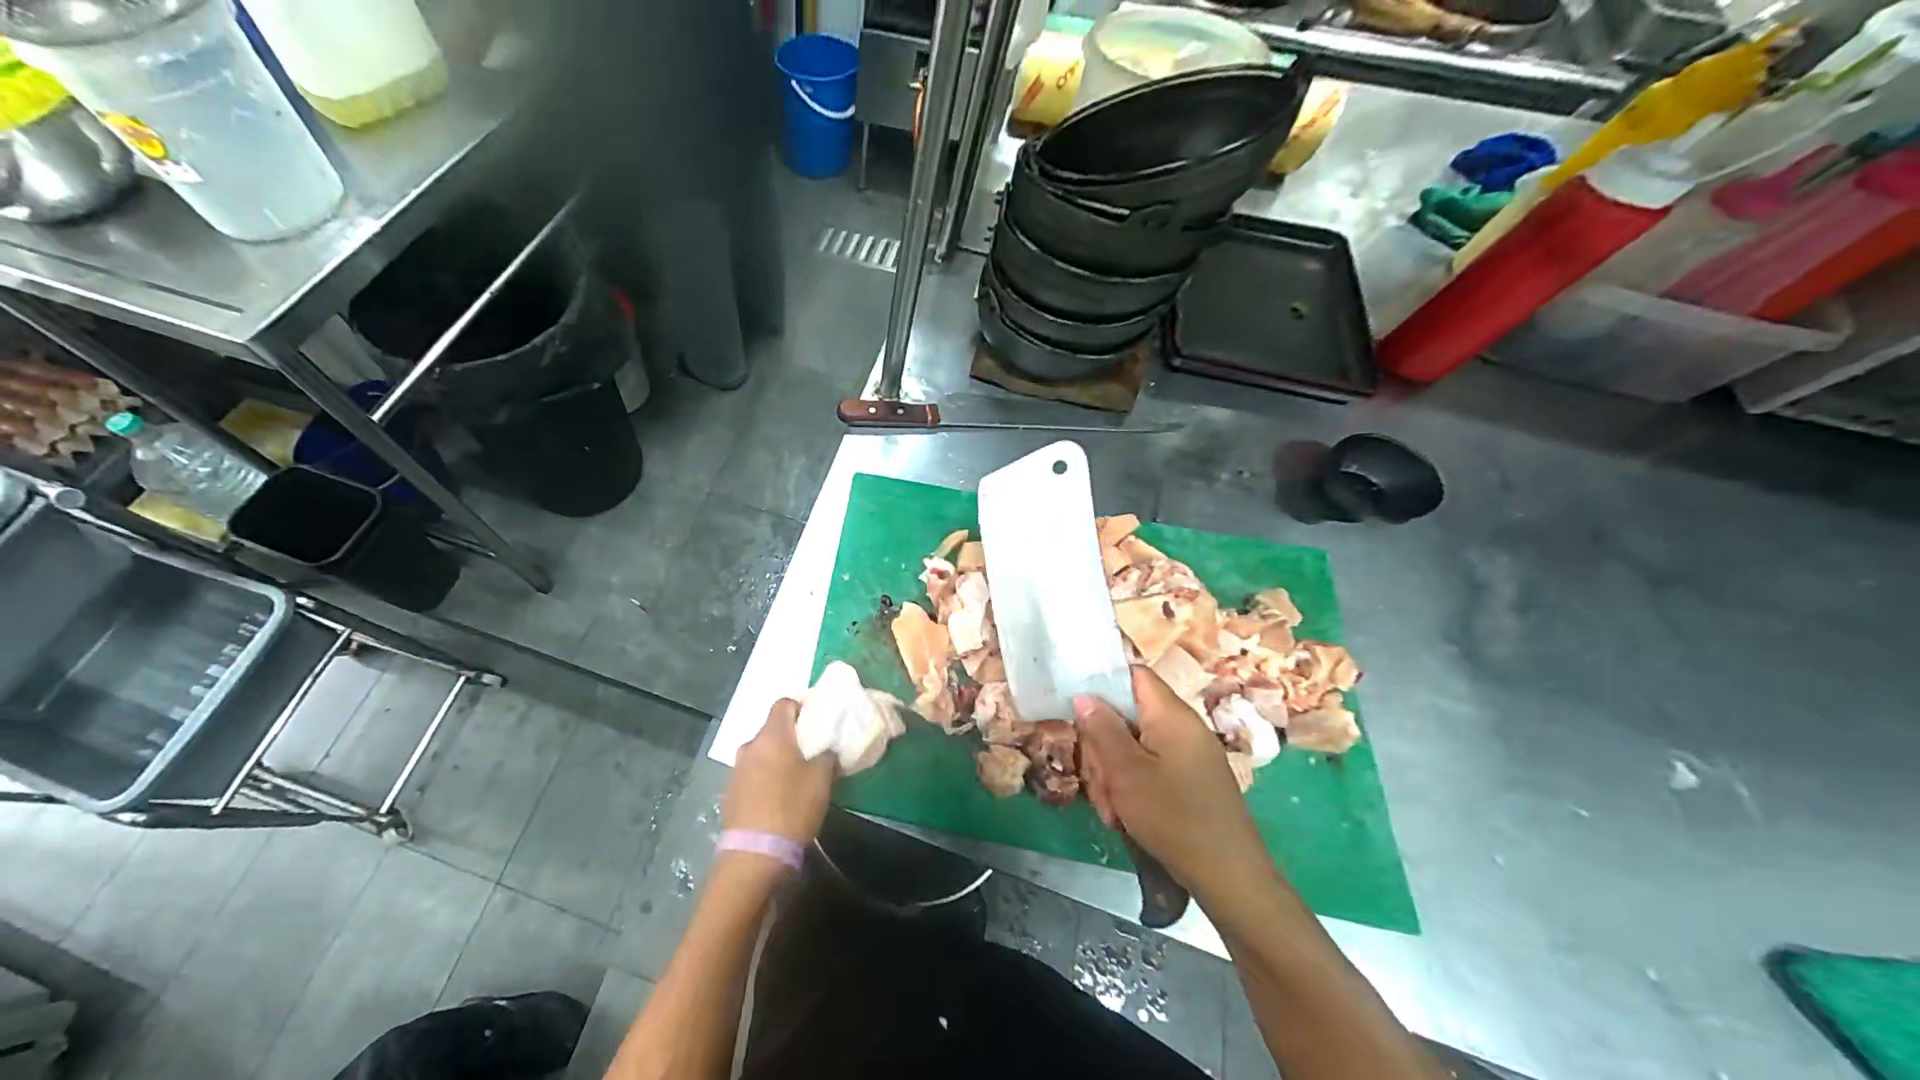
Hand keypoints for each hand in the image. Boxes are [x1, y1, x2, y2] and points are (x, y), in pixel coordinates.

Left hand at [723, 699, 835, 843]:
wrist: (755, 856)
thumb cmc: (792, 808)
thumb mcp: (822, 779)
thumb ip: (826, 755)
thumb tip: (826, 750)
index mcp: (771, 736)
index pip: (784, 704)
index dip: (802, 707)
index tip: (819, 720)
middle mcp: (749, 747)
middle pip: (772, 730)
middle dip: (792, 737)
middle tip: (813, 751)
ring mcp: (736, 772)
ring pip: (762, 754)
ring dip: (778, 759)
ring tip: (797, 777)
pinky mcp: (730, 795)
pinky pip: (753, 775)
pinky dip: (766, 778)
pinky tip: (779, 797)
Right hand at [1076, 667, 1276, 902]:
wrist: (1228, 875)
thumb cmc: (1173, 817)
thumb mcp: (1126, 772)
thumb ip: (1102, 730)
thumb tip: (1084, 696)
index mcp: (1171, 715)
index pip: (1133, 675)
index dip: (1102, 685)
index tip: (1078, 713)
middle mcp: (1182, 727)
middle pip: (1128, 716)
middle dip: (1104, 747)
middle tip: (1099, 782)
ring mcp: (1188, 755)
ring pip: (1134, 747)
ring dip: (1114, 774)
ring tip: (1113, 809)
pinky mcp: (1190, 780)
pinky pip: (1150, 768)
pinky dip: (1133, 787)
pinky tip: (1126, 817)